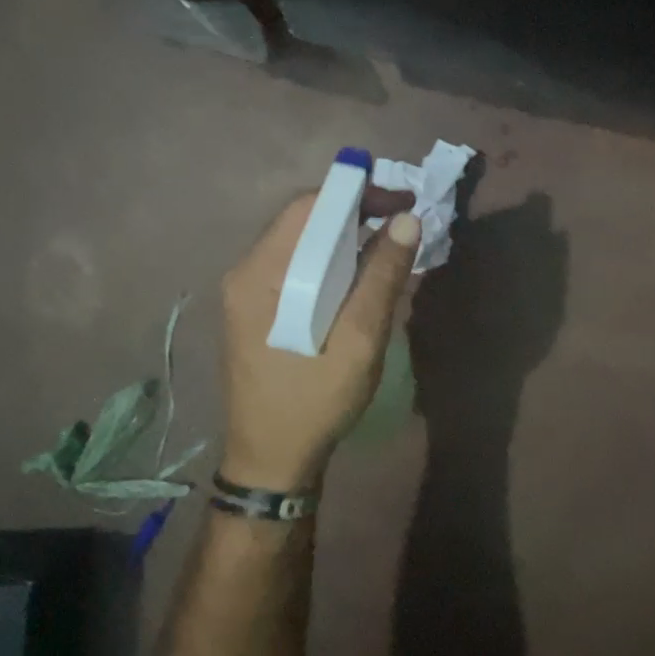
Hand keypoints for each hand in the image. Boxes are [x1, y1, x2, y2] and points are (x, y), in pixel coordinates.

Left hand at [219, 193, 420, 490]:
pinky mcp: (255, 307)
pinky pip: (296, 263)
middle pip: (303, 219)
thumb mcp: (359, 340)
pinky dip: (331, 256)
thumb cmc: (314, 401)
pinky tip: (360, 272)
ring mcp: (246, 291)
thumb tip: (408, 220)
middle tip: (404, 221)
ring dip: (346, 233)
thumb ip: (382, 276)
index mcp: (261, 275)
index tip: (405, 201)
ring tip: (390, 243)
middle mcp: (246, 273)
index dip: (358, 193)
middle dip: (356, 210)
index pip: (309, 206)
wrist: (270, 462)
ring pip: (301, 240)